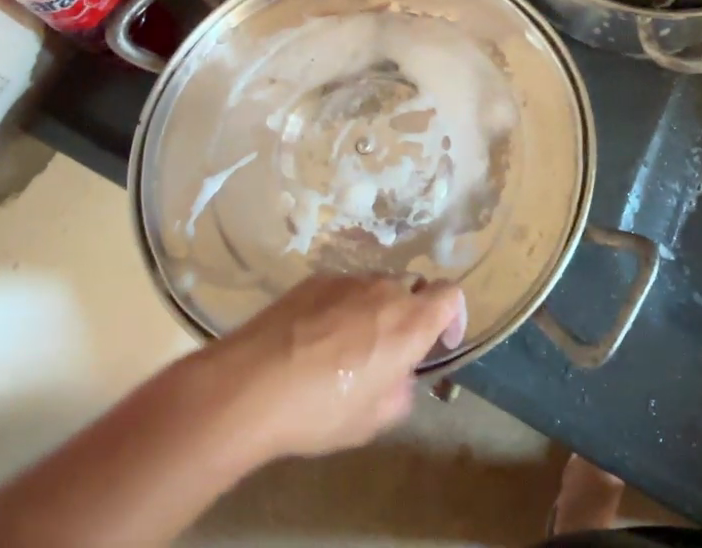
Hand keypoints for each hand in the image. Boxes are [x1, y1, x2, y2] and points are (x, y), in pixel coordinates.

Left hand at [185, 275, 467, 461]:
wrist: (248, 386)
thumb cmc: (320, 410)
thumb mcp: (372, 421)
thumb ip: (399, 392)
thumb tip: (396, 377)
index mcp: (410, 324)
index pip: (451, 295)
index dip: (453, 316)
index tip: (440, 341)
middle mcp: (384, 291)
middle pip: (412, 288)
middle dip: (410, 314)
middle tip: (389, 350)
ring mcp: (345, 280)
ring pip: (374, 287)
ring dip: (373, 310)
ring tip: (345, 347)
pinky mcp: (310, 280)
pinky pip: (340, 289)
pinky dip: (339, 307)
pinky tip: (312, 339)